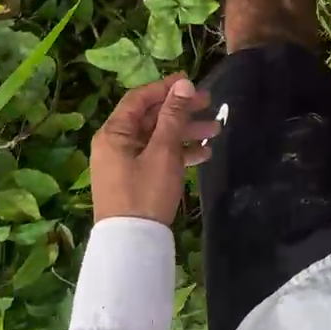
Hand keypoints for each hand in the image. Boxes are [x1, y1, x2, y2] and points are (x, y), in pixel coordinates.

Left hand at [90, 74, 218, 224]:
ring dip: (186, 132)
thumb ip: (173, 116)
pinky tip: (203, 154)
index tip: (192, 83)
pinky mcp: (135, 179)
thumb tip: (183, 83)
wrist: (132, 246)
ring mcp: (125, 162)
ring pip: (158, 137)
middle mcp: (116, 143)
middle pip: (151, 117)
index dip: (166, 88)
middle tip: (210, 104)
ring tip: (215, 130)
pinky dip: (179, 152)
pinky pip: (158, 156)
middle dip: (182, 111)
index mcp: (114, 132)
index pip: (140, 99)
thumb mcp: (163, 151)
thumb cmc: (145, 192)